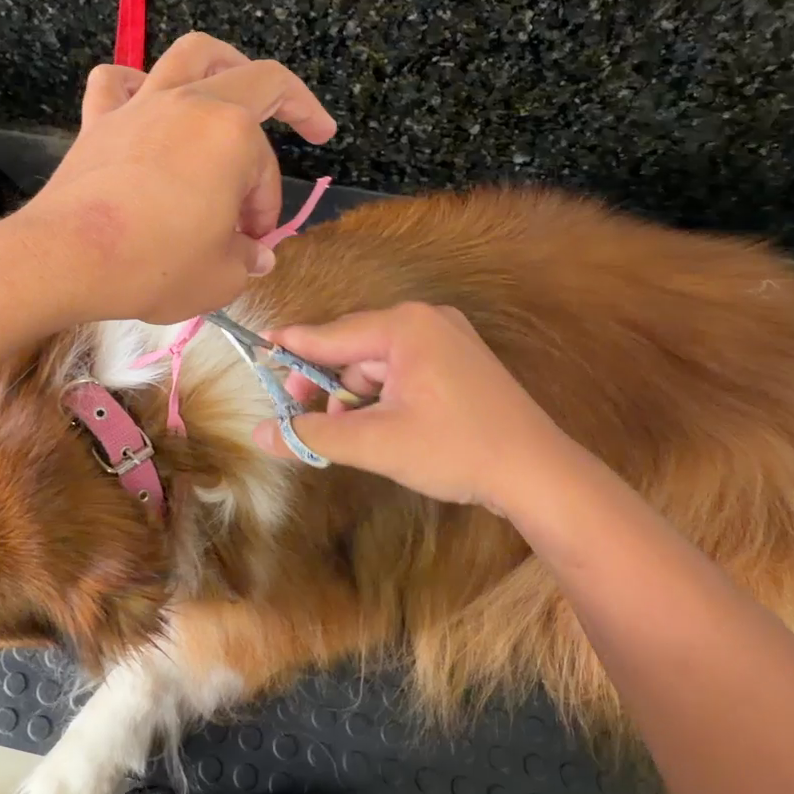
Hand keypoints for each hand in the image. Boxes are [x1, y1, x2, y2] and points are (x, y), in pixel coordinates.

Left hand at [7, 33, 336, 324]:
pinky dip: (135, 85)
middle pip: (252, 79)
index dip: (268, 204)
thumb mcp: (219, 277)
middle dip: (285, 107)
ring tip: (232, 85)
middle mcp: (189, 104)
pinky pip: (116, 83)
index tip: (255, 241)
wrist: (66, 260)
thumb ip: (246, 260)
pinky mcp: (97, 123)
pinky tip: (144, 102)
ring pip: (189, 55)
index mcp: (231, 133)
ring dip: (222, 62)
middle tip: (297, 136)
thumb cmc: (153, 266)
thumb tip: (255, 256)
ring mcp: (139, 106)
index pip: (267, 165)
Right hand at [253, 303, 574, 516]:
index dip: (289, 347)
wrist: (537, 473)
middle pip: (352, 347)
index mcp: (404, 327)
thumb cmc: (454, 450)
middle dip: (324, 383)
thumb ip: (310, 435)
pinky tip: (379, 425)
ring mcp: (447, 338)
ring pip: (375, 362)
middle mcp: (426, 320)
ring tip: (348, 433)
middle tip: (300, 414)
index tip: (256, 351)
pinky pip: (401, 369)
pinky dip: (381, 395)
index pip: (329, 335)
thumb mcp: (374, 444)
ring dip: (353, 395)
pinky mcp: (459, 361)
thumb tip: (258, 434)